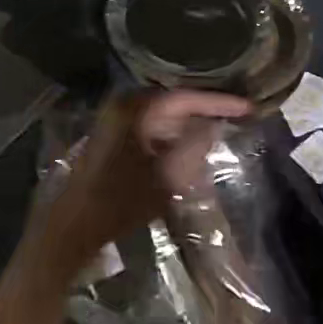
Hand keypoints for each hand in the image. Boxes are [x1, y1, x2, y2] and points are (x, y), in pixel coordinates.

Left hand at [38, 89, 252, 255]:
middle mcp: (124, 107)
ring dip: (190, 123)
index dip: (219, 102)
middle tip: (239, 114)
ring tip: (222, 128)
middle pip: (175, 101)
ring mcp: (116, 121)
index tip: (248, 106)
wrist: (74, 226)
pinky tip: (192, 145)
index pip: (186, 97)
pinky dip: (174, 134)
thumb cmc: (120, 202)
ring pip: (164, 114)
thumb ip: (193, 147)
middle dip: (207, 109)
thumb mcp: (166, 177)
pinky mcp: (114, 137)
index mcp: (136, 110)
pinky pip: (152, 126)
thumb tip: (213, 126)